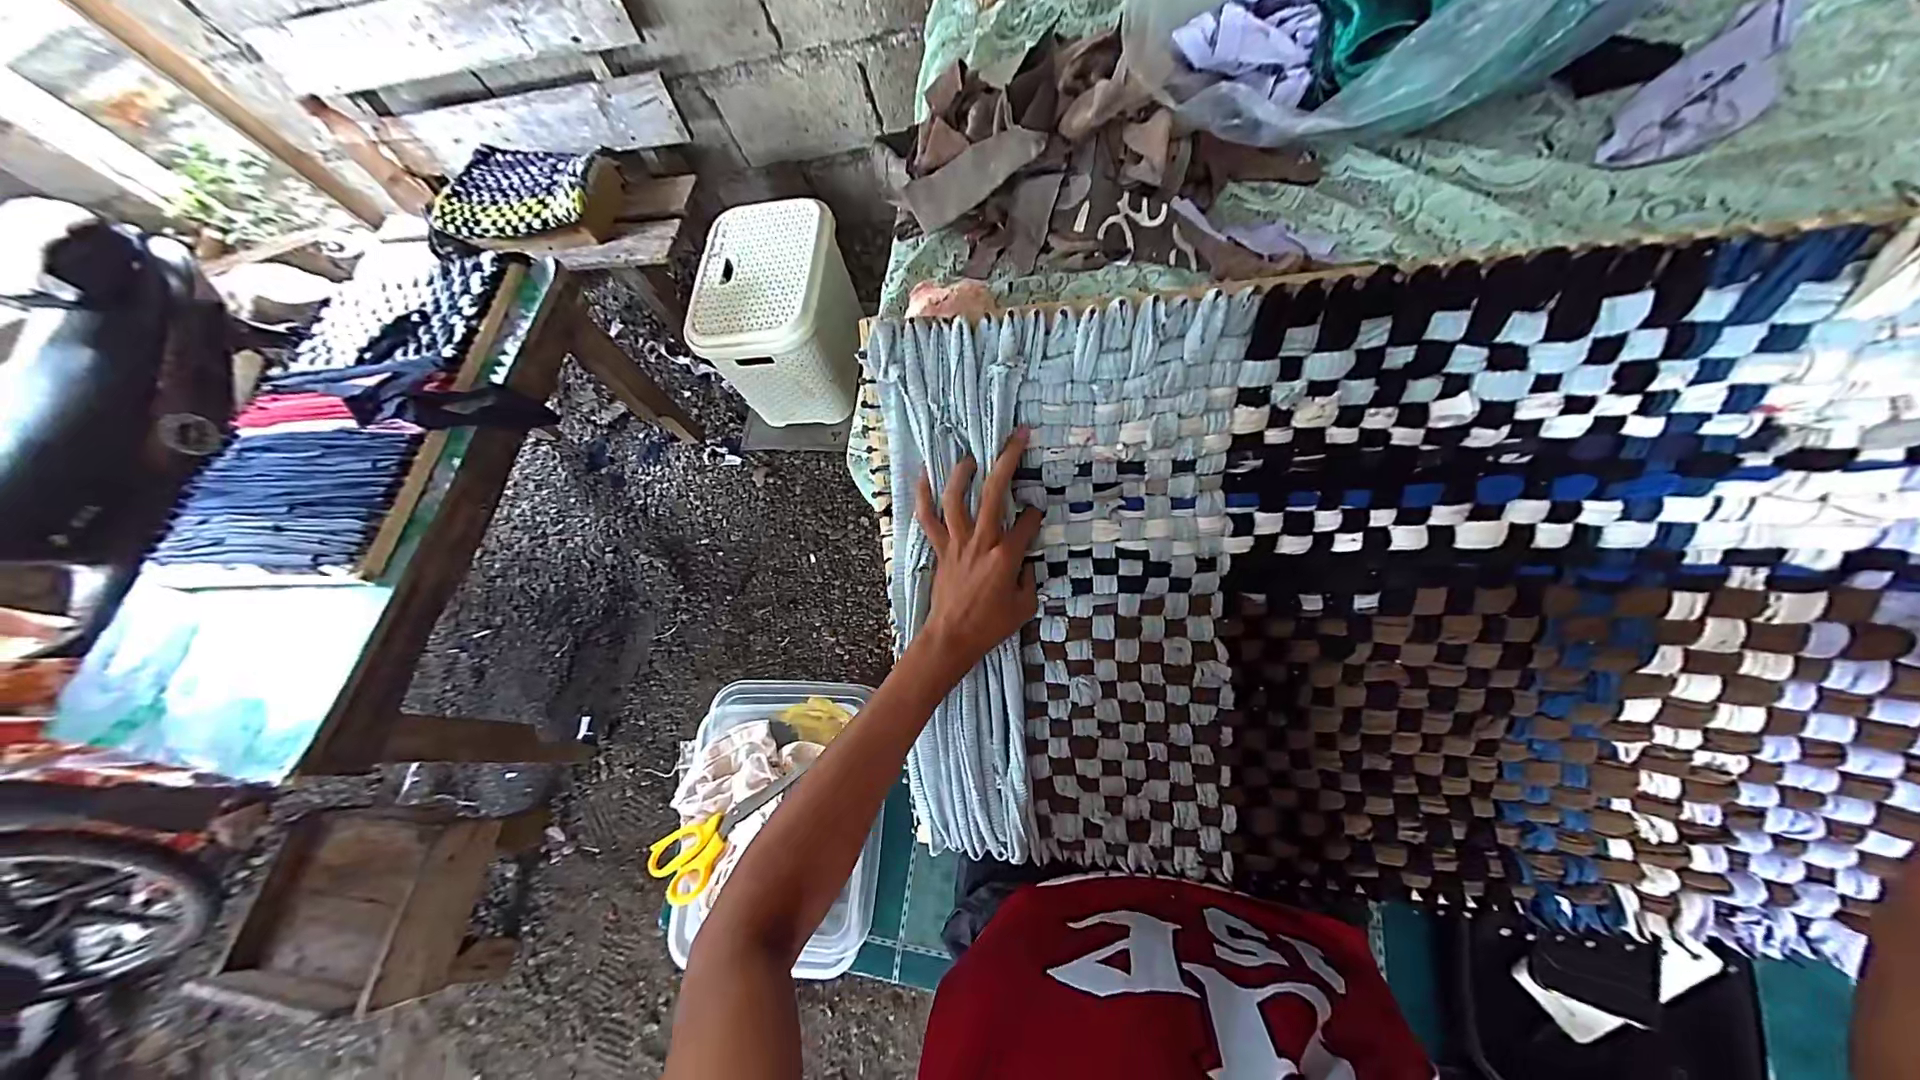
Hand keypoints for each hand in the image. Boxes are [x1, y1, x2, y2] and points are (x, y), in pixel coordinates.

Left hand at [913, 429, 1041, 674]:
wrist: (952, 637)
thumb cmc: (990, 625)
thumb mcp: (1024, 606)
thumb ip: (1028, 578)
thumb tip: (1024, 561)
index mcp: (1006, 555)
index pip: (1028, 521)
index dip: (1035, 514)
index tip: (1036, 514)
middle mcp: (981, 540)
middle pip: (995, 491)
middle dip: (1009, 459)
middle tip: (1018, 436)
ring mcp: (957, 542)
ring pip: (957, 497)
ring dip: (963, 472)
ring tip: (970, 456)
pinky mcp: (940, 549)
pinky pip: (929, 519)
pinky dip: (924, 497)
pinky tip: (924, 478)